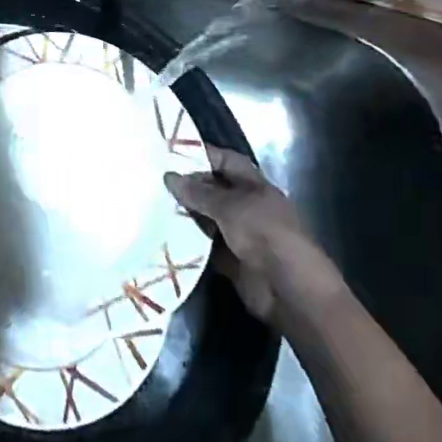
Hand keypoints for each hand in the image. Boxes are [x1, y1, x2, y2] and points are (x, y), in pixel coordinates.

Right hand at [165, 146, 343, 327]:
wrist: (288, 288)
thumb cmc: (264, 233)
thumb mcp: (230, 206)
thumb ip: (199, 193)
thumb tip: (170, 176)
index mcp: (253, 185)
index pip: (225, 161)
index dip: (201, 155)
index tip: (171, 153)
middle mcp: (246, 206)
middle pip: (214, 190)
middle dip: (188, 187)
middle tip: (154, 181)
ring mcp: (239, 234)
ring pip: (207, 219)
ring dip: (185, 215)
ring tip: (153, 206)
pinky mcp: (231, 261)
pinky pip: (206, 247)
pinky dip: (189, 243)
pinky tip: (164, 236)